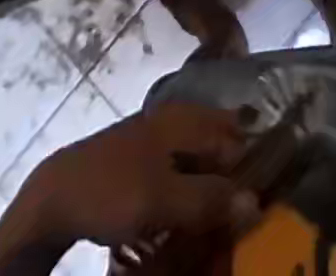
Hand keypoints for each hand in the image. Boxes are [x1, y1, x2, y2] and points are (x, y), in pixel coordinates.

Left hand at [15, 102, 256, 247]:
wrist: (56, 197)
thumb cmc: (113, 189)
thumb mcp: (164, 199)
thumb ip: (209, 198)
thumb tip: (256, 201)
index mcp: (180, 119)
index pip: (232, 130)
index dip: (257, 154)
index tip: (278, 184)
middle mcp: (172, 121)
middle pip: (217, 143)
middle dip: (238, 171)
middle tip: (257, 206)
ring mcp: (155, 140)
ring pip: (200, 159)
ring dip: (216, 184)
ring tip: (232, 216)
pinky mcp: (143, 162)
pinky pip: (181, 173)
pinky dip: (195, 190)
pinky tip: (200, 215)